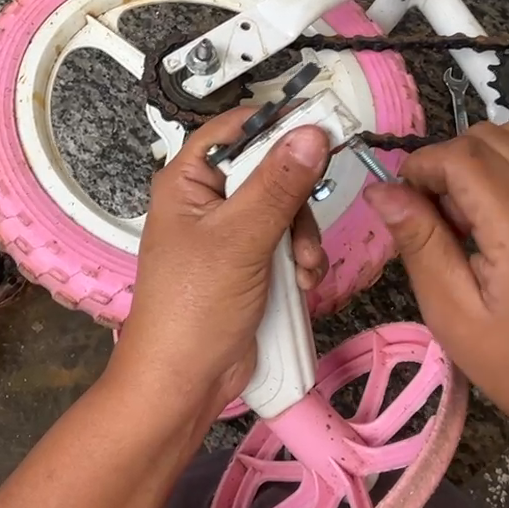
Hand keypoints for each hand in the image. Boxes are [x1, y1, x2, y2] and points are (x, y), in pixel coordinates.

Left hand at [113, 109, 331, 416]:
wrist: (185, 381)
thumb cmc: (195, 304)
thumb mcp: (240, 239)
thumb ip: (278, 185)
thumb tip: (311, 131)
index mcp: (187, 179)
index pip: (236, 129)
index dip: (277, 125)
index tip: (323, 130)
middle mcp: (206, 198)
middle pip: (268, 170)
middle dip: (295, 202)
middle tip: (304, 230)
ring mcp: (228, 232)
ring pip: (284, 209)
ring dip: (302, 238)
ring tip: (303, 270)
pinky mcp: (248, 262)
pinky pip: (286, 243)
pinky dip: (300, 261)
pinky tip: (302, 284)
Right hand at [361, 112, 508, 448]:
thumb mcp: (449, 312)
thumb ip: (419, 242)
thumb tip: (382, 189)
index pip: (464, 158)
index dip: (423, 166)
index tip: (408, 197)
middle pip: (495, 136)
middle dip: (453, 159)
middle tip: (443, 209)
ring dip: (498, 144)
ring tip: (484, 189)